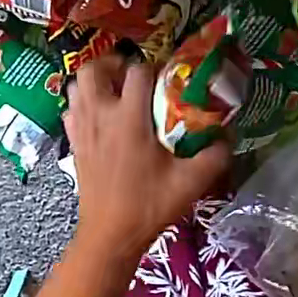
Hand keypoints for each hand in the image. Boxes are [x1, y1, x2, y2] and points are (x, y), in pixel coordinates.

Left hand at [64, 53, 231, 269]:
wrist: (110, 232)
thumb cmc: (149, 204)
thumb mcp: (192, 181)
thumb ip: (215, 154)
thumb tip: (227, 135)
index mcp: (128, 118)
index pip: (137, 71)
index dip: (152, 67)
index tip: (165, 77)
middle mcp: (99, 115)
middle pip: (92, 69)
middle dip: (111, 63)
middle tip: (130, 73)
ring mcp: (81, 128)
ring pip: (75, 86)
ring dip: (93, 81)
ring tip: (114, 90)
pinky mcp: (72, 142)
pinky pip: (70, 109)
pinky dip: (81, 104)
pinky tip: (99, 116)